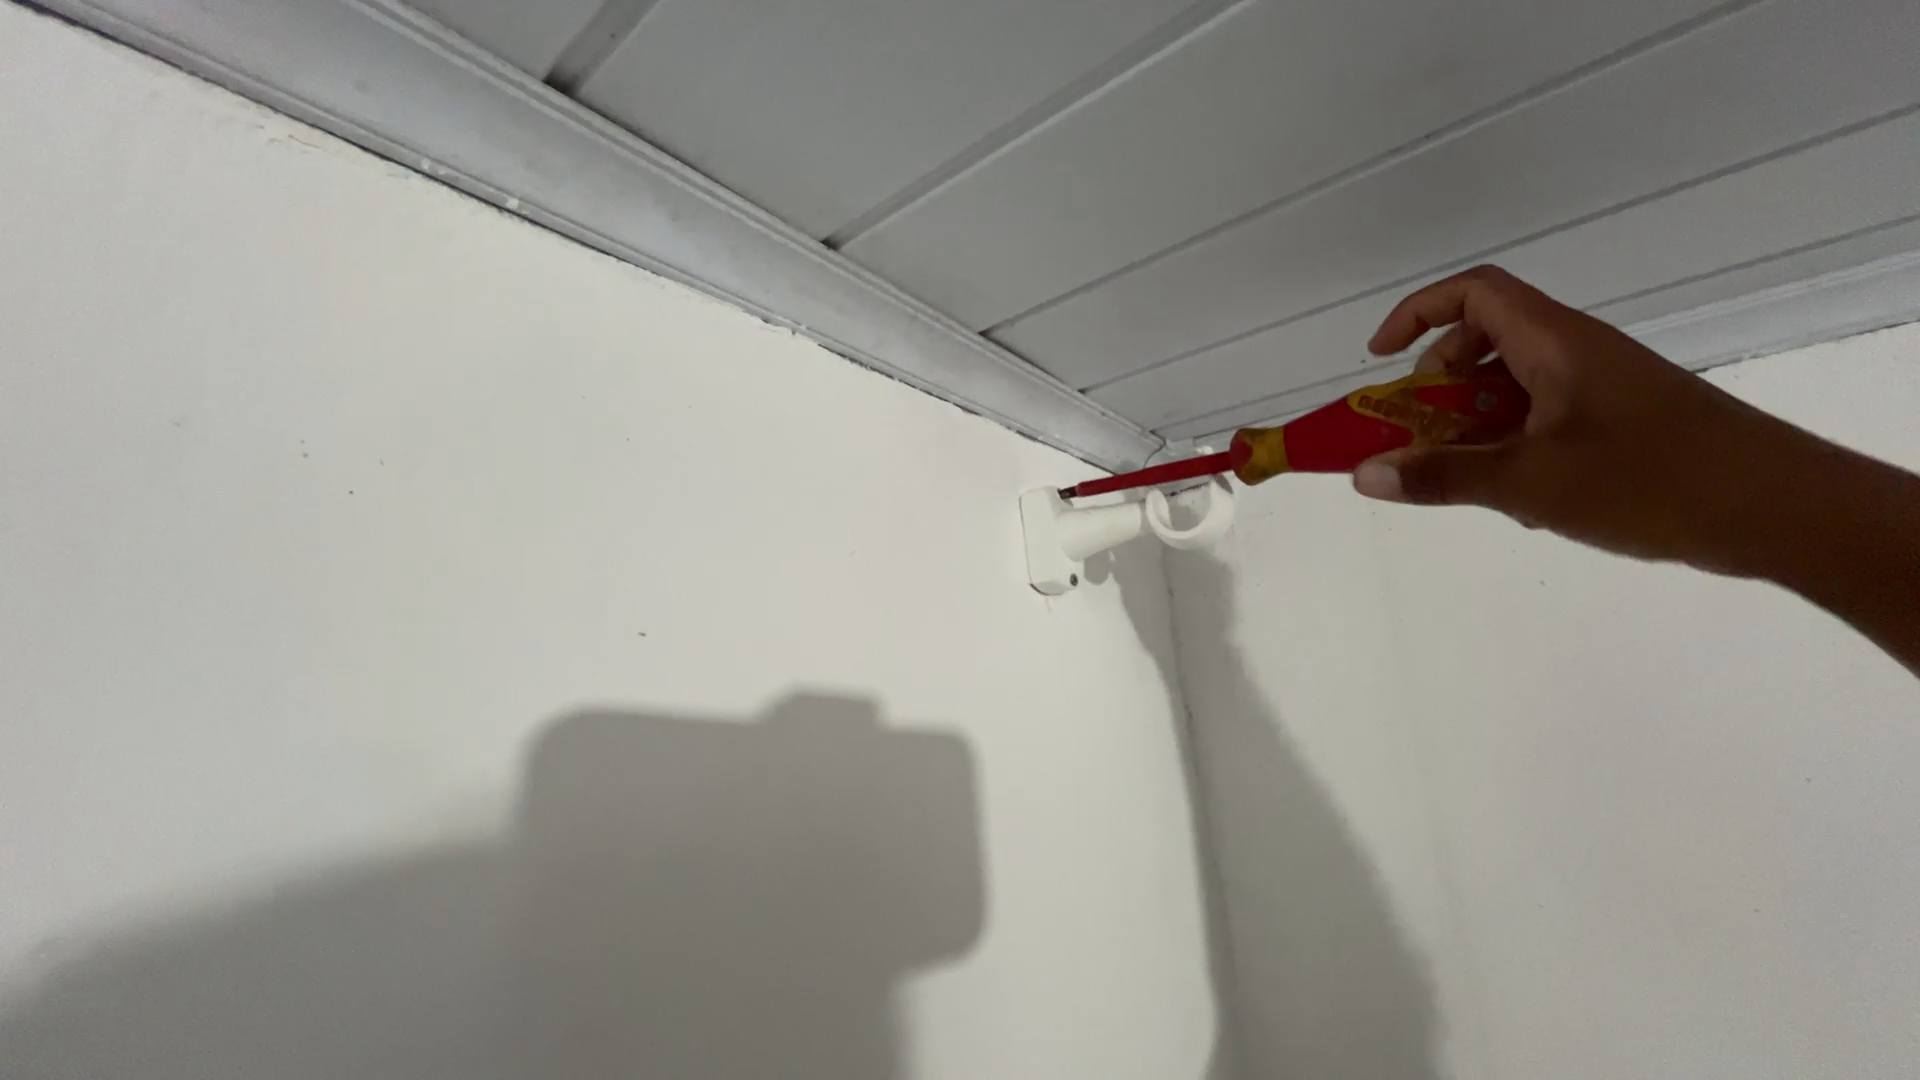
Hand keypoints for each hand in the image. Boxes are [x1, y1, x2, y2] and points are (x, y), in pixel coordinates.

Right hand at [1350, 265, 1824, 576]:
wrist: (1787, 514)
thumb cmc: (1653, 481)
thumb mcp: (1530, 483)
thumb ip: (1441, 477)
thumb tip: (1362, 475)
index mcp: (1554, 345)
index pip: (1473, 294)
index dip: (1416, 315)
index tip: (1379, 360)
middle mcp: (1574, 355)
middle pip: (1482, 342)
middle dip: (1433, 385)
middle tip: (1415, 434)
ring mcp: (1597, 389)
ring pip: (1508, 388)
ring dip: (1468, 425)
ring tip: (1463, 477)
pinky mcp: (1616, 423)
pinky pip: (1538, 420)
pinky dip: (1507, 448)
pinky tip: (1516, 499)